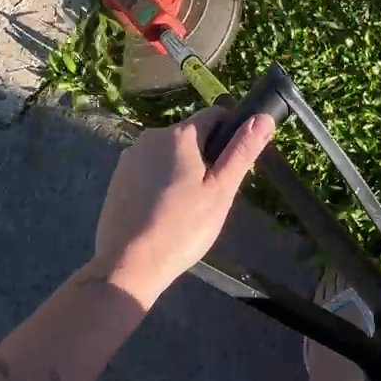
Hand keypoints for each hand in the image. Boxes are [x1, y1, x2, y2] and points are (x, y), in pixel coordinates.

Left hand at [88, 107, 275, 308]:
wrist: (127, 266)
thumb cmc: (182, 228)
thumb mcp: (220, 191)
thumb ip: (242, 151)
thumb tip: (263, 117)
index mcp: (180, 134)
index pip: (215, 115)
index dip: (230, 135)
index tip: (231, 168)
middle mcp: (152, 136)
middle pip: (191, 136)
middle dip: (205, 158)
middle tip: (210, 197)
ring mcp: (130, 156)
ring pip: (169, 154)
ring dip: (181, 170)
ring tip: (185, 210)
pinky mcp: (117, 178)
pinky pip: (148, 170)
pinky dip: (159, 183)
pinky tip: (161, 214)